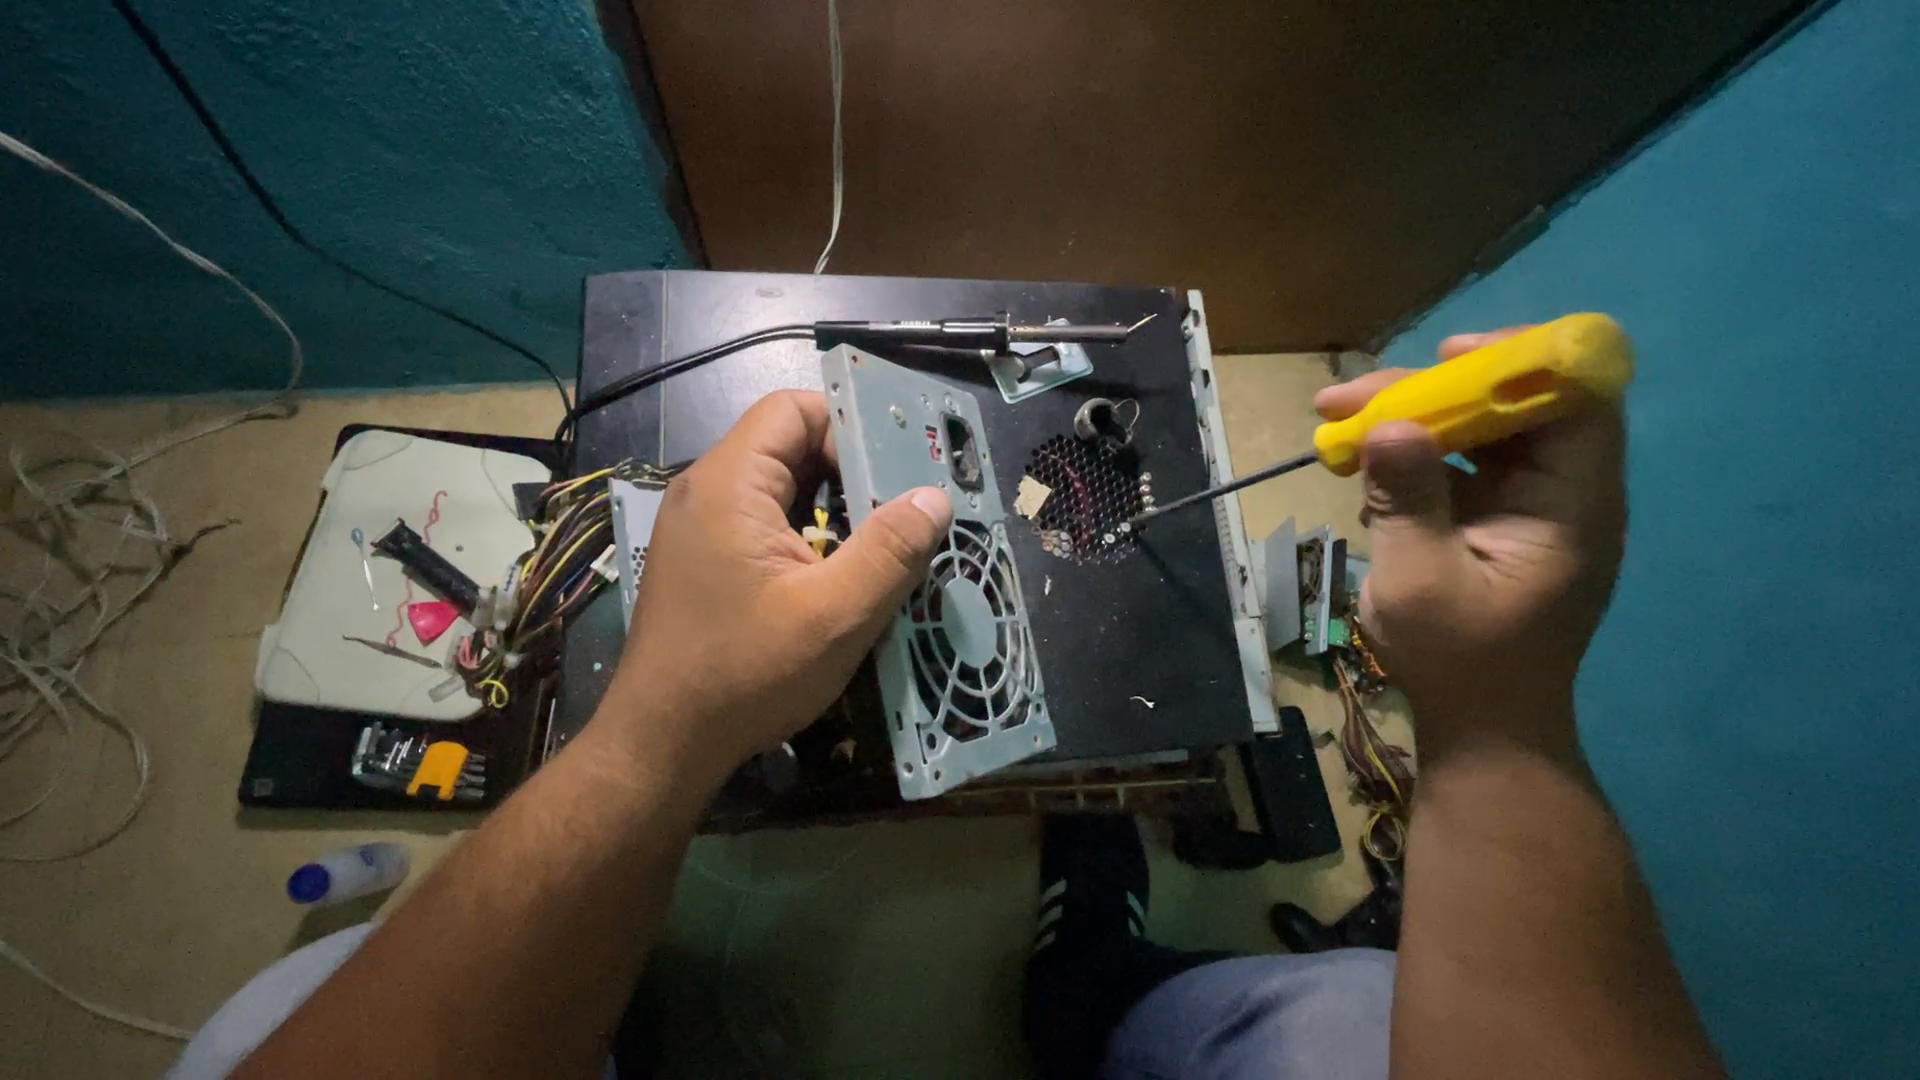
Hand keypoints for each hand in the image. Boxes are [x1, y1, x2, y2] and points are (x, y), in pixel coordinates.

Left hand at [593, 390, 952, 787]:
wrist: (664, 744)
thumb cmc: (744, 675)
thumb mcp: (833, 616)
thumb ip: (889, 552)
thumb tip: (935, 497)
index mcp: (728, 484)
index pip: (792, 409)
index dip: (847, 428)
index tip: (890, 477)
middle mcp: (707, 492)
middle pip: (789, 447)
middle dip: (850, 474)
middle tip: (899, 516)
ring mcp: (702, 529)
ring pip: (782, 490)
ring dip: (834, 511)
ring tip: (879, 548)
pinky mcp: (707, 562)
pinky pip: (767, 525)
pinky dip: (809, 538)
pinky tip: (838, 578)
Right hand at [1314, 328, 1625, 752]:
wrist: (1483, 725)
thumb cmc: (1458, 660)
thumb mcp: (1419, 580)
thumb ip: (1407, 500)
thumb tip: (1388, 425)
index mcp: (1570, 506)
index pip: (1575, 401)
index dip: (1517, 365)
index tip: (1442, 358)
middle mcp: (1559, 495)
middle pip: (1511, 408)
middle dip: (1429, 393)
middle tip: (1345, 399)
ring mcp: (1526, 509)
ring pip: (1477, 435)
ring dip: (1409, 421)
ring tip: (1336, 423)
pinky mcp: (1495, 523)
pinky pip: (1459, 468)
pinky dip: (1410, 457)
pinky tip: (1360, 465)